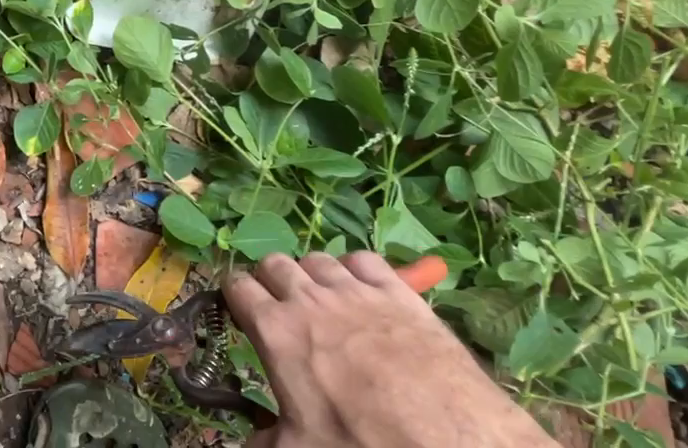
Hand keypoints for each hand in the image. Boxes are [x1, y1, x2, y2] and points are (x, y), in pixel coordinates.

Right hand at [223, 252, 556, 447]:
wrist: (453, 443)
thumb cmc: (365, 443)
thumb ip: (265, 441)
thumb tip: (251, 446)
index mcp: (276, 330)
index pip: (236, 286)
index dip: (235, 297)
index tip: (243, 313)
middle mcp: (308, 298)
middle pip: (273, 263)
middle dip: (270, 281)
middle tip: (282, 310)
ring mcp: (354, 290)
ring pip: (315, 258)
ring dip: (311, 275)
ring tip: (323, 302)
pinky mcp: (397, 291)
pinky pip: (363, 259)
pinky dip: (356, 270)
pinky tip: (363, 292)